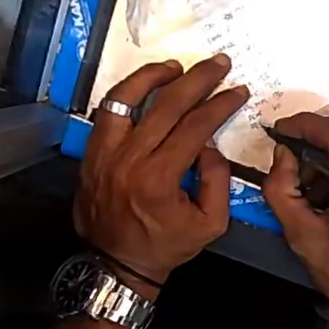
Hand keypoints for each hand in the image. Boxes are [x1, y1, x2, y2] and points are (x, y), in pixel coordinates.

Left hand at [77, 55, 249, 286]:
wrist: (117, 264)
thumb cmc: (165, 246)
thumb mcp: (209, 223)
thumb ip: (216, 179)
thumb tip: (210, 142)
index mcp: (160, 178)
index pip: (195, 126)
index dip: (220, 104)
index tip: (238, 91)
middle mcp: (129, 159)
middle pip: (166, 105)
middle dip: (198, 80)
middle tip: (218, 64)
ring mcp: (104, 154)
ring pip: (125, 99)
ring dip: (153, 76)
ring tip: (176, 67)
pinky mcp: (90, 155)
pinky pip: (105, 114)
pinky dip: (125, 95)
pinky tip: (143, 87)